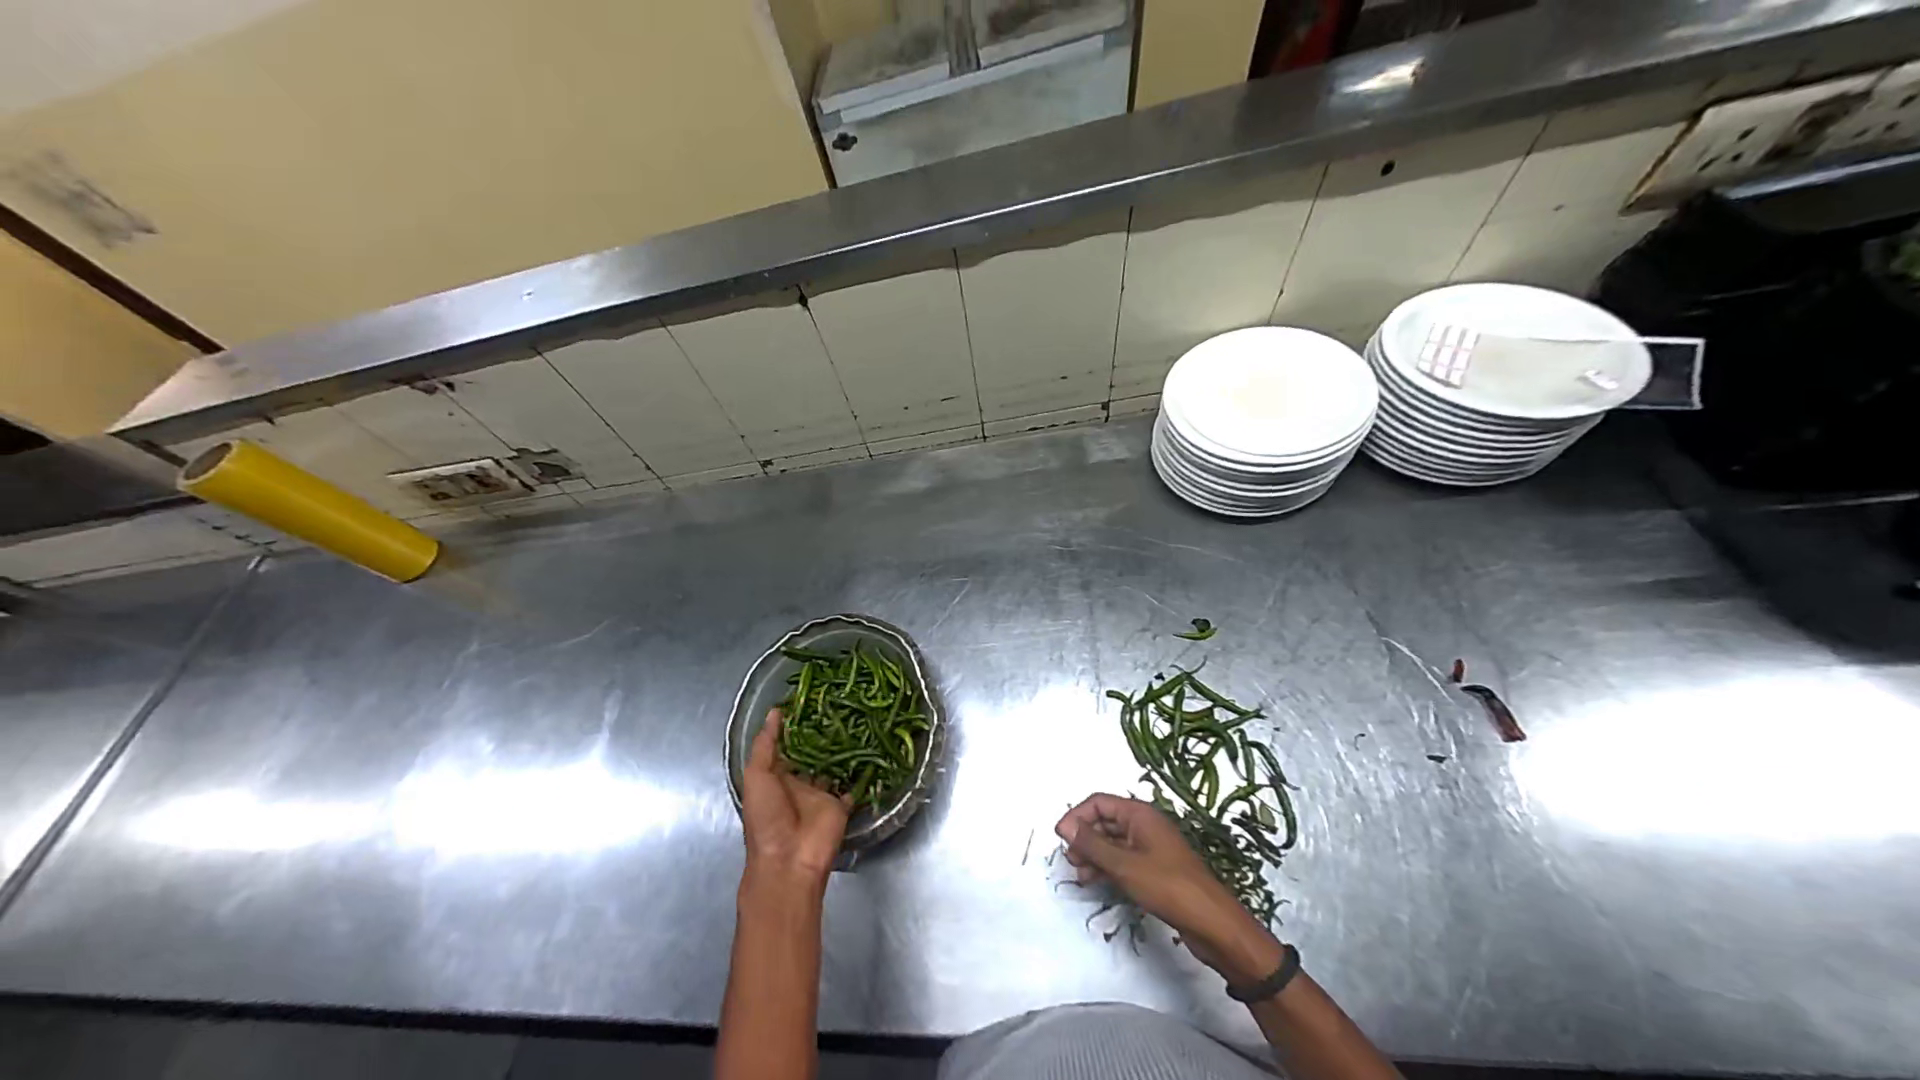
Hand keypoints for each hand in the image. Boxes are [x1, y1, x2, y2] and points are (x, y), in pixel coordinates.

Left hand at [741, 709, 850, 893]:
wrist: (789, 860)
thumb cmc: (767, 819)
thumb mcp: (757, 776)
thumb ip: (766, 745)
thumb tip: (776, 713)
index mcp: (775, 776)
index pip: (786, 745)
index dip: (795, 725)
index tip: (809, 699)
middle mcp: (799, 782)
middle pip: (812, 754)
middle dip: (822, 734)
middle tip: (838, 705)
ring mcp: (820, 794)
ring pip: (833, 767)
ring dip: (842, 750)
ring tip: (857, 720)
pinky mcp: (839, 805)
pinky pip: (852, 787)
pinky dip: (861, 774)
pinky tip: (870, 753)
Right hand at [1057, 793, 1283, 983]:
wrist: (1212, 923)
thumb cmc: (1167, 886)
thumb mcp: (1124, 865)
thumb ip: (1092, 844)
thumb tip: (1065, 826)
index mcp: (1140, 814)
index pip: (1099, 802)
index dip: (1076, 816)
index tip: (1060, 838)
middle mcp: (1144, 825)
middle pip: (1105, 821)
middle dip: (1084, 837)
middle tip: (1071, 860)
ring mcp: (1150, 847)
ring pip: (1112, 842)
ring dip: (1093, 855)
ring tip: (1081, 875)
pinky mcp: (1154, 869)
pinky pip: (1123, 860)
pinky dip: (1107, 867)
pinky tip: (1096, 882)